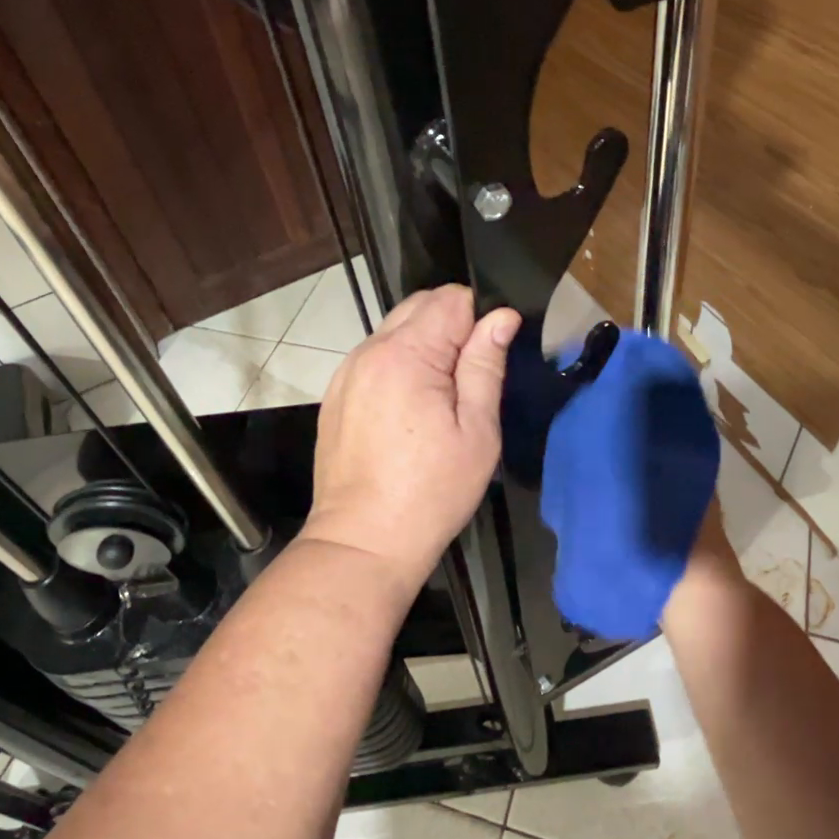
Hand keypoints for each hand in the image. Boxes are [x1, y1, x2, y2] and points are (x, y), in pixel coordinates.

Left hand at [303, 285, 520, 584]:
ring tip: (437, 401)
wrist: (363, 539)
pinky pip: (374, 358)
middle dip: (450, 328)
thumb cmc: (431, 492)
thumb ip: (486, 366)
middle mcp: (369, 351)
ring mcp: (346, 372)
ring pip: (395, 330)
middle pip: (419, 305)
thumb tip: (502, 317)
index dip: (478, 321)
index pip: (451, 299)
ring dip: (422, 347)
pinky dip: (397, 367)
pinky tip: (408, 412)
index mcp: (407, 355)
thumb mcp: (477, 432)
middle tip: (466, 383)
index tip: (487, 361)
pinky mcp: (336, 394)